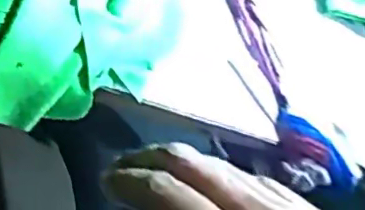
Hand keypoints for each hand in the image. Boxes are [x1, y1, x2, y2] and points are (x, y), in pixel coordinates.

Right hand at [105, 144, 310, 209]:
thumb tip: (144, 209)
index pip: (172, 192)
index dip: (130, 181)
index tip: (105, 182)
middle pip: (192, 163)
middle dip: (147, 159)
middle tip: (120, 167)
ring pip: (222, 163)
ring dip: (181, 162)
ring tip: (156, 169)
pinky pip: (259, 179)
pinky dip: (223, 174)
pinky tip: (212, 183)